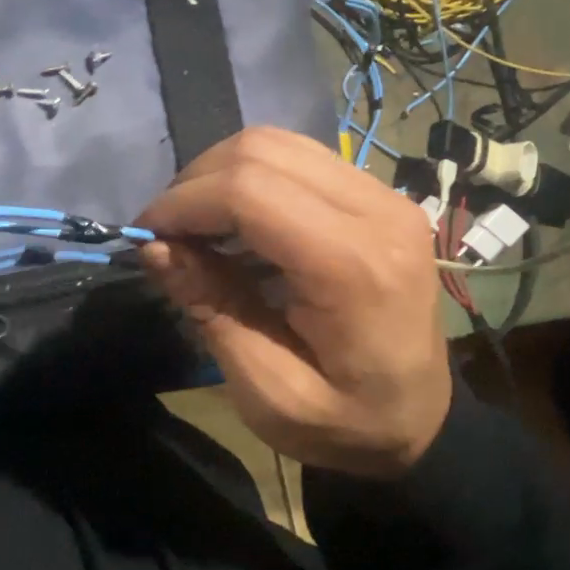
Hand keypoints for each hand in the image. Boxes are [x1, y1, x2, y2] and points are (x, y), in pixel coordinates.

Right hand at [136, 127, 450, 477]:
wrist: (423, 427)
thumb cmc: (344, 423)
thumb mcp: (267, 392)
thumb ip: (212, 311)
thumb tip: (154, 247)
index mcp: (353, 269)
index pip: (249, 191)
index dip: (182, 204)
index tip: (146, 237)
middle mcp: (377, 214)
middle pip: (259, 152)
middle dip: (194, 185)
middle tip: (168, 234)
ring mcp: (383, 196)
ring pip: (274, 142)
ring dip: (217, 175)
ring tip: (196, 225)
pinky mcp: (376, 194)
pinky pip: (295, 156)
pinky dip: (246, 176)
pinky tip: (233, 220)